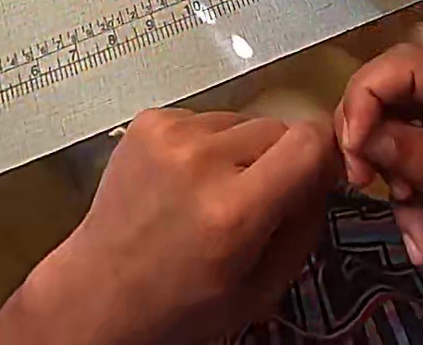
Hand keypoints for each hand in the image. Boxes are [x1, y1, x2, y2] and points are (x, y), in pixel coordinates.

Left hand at [0, 108, 339, 344]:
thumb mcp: (259, 289)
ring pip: (241, 119)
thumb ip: (303, 224)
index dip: (321, 152)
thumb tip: (326, 168)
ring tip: (211, 187)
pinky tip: (183, 176)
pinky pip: (205, 117)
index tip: (317, 169)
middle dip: (278, 157)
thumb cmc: (181, 305)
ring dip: (239, 148)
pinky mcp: (149, 118)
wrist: (97, 291)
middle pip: (276, 126)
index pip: (307, 140)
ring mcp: (171, 132)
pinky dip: (206, 142)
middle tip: (256, 193)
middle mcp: (202, 159)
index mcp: (234, 212)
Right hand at [335, 45, 422, 343]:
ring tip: (408, 228)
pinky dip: (418, 180)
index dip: (364, 98)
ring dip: (394, 166)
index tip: (351, 155)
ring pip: (409, 115)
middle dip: (370, 129)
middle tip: (361, 184)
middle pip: (399, 83)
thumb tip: (363, 131)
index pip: (403, 65)